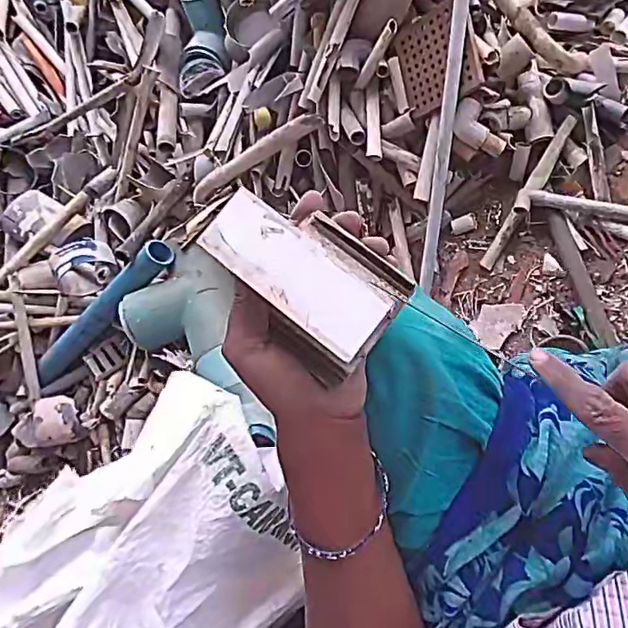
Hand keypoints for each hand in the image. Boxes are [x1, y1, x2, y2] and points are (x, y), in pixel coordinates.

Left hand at [223, 190, 391, 428]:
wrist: (320, 417)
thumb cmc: (280, 388)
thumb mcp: (245, 347)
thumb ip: (244, 309)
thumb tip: (246, 271)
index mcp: (276, 301)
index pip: (284, 255)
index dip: (294, 229)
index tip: (307, 210)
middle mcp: (307, 298)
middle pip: (321, 253)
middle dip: (335, 230)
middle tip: (345, 221)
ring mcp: (336, 307)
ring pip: (349, 265)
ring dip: (361, 246)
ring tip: (369, 240)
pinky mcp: (362, 319)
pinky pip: (373, 288)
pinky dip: (382, 270)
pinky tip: (384, 260)